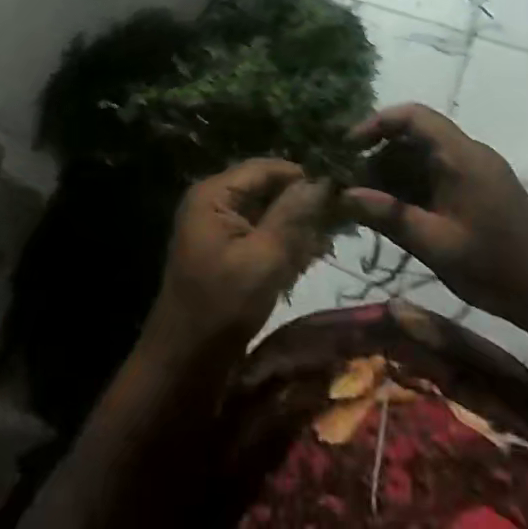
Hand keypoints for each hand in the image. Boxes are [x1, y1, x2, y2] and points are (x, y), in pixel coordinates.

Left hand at [146, 158, 331, 352]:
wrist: (186, 360)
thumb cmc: (224, 305)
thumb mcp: (265, 257)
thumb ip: (294, 214)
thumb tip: (323, 180)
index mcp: (213, 194)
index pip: (266, 168)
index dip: (303, 177)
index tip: (341, 194)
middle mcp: (213, 202)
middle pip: (267, 189)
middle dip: (302, 206)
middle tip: (338, 226)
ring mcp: (218, 227)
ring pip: (268, 213)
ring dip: (297, 229)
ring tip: (323, 247)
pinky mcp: (226, 251)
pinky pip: (261, 235)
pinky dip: (284, 245)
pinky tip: (307, 261)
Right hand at [343, 104, 527, 324]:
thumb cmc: (496, 267)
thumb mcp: (435, 244)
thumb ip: (388, 216)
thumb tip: (343, 196)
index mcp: (462, 157)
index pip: (413, 116)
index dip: (376, 124)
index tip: (348, 148)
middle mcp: (469, 154)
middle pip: (414, 135)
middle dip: (377, 155)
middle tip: (350, 183)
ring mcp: (476, 171)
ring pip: (422, 156)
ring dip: (391, 173)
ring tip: (365, 202)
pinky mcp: (478, 190)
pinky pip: (435, 173)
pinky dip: (410, 186)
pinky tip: (392, 213)